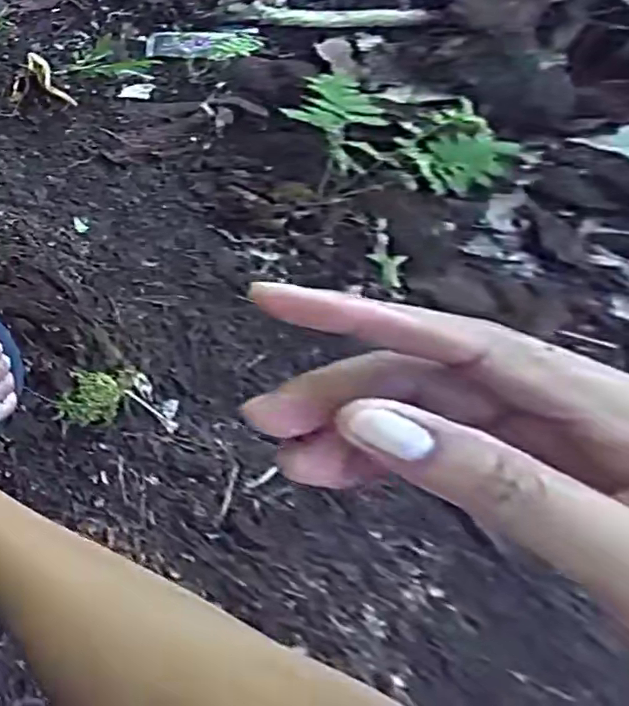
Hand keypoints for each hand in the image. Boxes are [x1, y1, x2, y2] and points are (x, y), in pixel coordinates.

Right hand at [243, 282, 628, 623]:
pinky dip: (388, 462)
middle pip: (433, 382)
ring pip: (430, 419)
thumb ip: (504, 485)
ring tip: (296, 462)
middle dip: (340, 397)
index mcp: (621, 414)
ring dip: (351, 435)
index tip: (271, 301)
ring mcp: (574, 458)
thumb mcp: (628, 559)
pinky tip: (346, 473)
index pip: (465, 343)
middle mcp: (589, 420)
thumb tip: (366, 419)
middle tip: (267, 422)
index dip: (360, 315)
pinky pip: (449, 456)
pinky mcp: (558, 492)